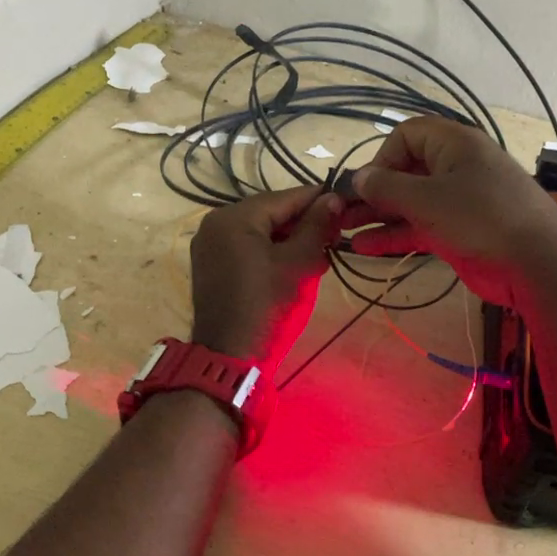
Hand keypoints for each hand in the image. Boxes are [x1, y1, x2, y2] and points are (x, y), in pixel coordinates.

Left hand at [190, 186, 343, 368]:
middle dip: (304, 226)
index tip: (347, 208)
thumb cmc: (267, 307)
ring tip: (316, 262)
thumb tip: (333, 198)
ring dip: (290, 242)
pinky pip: (247, 248)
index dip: (319, 201)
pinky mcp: (211, 267)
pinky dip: (271, 254)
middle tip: (333, 243)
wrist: (230, 358)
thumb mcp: (298, 264)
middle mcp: (216, 223)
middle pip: (271, 213)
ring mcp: (209, 246)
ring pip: (260, 232)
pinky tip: (291, 270)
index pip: (286, 197)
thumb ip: (317, 227)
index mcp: (234, 216)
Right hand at [345, 118, 556, 306]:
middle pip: (405, 171)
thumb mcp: (428, 200)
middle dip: (373, 191)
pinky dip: (396, 234)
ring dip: (378, 215)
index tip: (366, 185)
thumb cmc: (481, 218)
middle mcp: (455, 167)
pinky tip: (365, 247)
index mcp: (454, 144)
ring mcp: (458, 200)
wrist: (536, 262)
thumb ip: (387, 188)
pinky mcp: (459, 231)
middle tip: (341, 213)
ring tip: (343, 231)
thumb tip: (358, 179)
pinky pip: (420, 225)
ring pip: (410, 202)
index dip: (382, 156)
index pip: (407, 135)